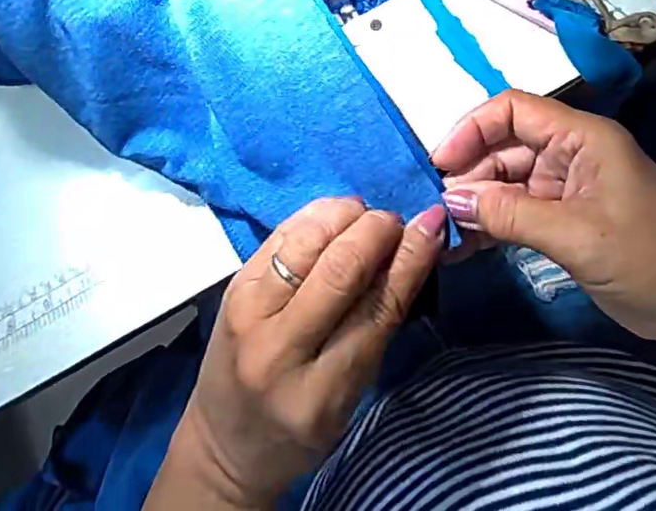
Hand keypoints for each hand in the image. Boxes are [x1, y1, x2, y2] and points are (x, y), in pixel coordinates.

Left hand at [149, 197, 446, 509]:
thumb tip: (412, 249)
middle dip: (378, 230)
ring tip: (366, 216)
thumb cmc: (298, 428)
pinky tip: (335, 213)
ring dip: (346, 214)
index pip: (377, 310)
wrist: (223, 442)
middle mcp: (278, 347)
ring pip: (307, 239)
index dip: (410, 259)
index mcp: (320, 393)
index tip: (432, 225)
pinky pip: (281, 232)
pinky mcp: (234, 283)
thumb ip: (378, 323)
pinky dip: (316, 214)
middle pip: (341, 268)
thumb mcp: (349, 393)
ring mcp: (248, 310)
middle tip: (397, 221)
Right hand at [433, 90, 655, 344]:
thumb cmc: (653, 258)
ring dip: (477, 203)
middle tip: (441, 209)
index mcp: (581, 136)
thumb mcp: (578, 235)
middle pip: (505, 145)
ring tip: (448, 232)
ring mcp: (567, 187)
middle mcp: (570, 152)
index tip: (442, 163)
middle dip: (470, 172)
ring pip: (507, 180)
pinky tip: (467, 247)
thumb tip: (451, 199)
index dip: (472, 128)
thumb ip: (510, 214)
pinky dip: (493, 225)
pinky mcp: (566, 219)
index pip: (513, 110)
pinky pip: (518, 211)